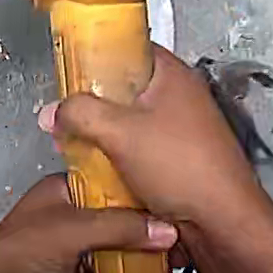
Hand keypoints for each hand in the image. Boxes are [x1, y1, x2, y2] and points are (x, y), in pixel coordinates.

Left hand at [0, 175, 175, 272]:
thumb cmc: (23, 254)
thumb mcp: (70, 231)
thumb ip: (118, 227)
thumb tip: (169, 229)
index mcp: (65, 189)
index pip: (111, 176)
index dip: (142, 181)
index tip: (180, 187)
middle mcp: (75, 210)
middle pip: (122, 209)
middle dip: (152, 216)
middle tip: (193, 222)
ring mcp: (81, 241)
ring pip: (124, 237)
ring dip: (149, 244)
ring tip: (188, 246)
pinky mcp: (85, 269)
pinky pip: (119, 263)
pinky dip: (139, 267)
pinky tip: (166, 269)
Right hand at [39, 44, 272, 242]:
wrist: (221, 223)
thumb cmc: (176, 166)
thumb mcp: (118, 132)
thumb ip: (79, 114)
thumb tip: (50, 112)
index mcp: (172, 76)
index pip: (130, 49)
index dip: (97, 56)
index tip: (69, 74)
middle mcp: (180, 97)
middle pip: (125, 87)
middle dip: (91, 103)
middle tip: (65, 118)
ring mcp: (181, 129)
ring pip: (129, 120)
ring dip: (101, 132)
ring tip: (73, 145)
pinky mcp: (179, 158)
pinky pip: (138, 146)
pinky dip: (116, 154)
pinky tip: (96, 168)